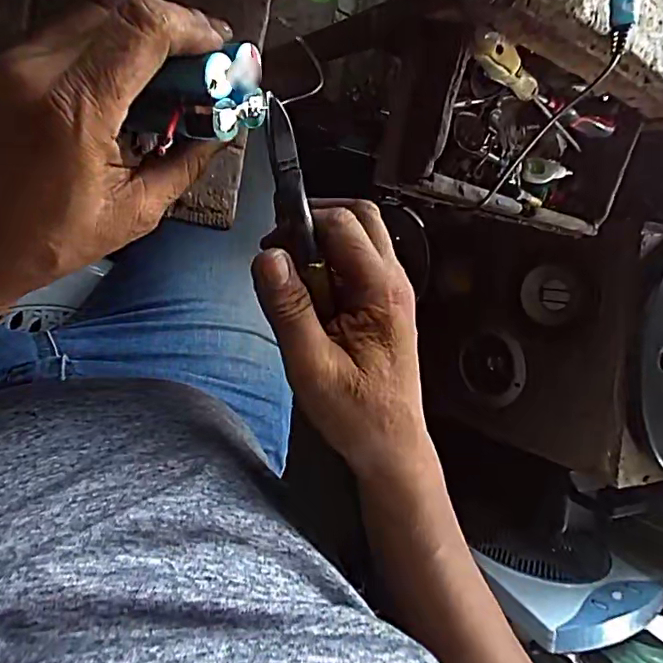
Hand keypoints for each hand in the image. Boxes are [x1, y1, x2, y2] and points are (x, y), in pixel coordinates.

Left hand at [0, 0, 228, 333]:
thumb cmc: (44, 240)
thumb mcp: (135, 211)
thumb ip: (186, 161)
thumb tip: (220, 129)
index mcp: (74, 108)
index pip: (143, 26)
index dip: (194, 28)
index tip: (221, 54)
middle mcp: (41, 71)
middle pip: (126, 9)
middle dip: (179, 31)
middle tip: (206, 69)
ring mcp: (20, 63)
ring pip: (102, 13)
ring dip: (148, 36)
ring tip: (174, 78)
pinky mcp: (12, 66)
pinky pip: (77, 32)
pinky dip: (117, 45)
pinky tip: (135, 84)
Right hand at [252, 201, 428, 479]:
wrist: (391, 445)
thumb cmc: (360, 414)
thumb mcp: (311, 365)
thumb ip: (289, 308)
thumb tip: (268, 258)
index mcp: (382, 291)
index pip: (344, 223)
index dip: (303, 223)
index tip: (272, 245)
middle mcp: (393, 283)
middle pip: (359, 217)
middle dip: (316, 220)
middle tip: (282, 248)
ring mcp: (390, 292)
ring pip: (359, 237)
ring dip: (323, 245)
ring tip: (294, 281)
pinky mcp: (382, 303)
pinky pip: (355, 264)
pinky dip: (329, 266)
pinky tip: (311, 298)